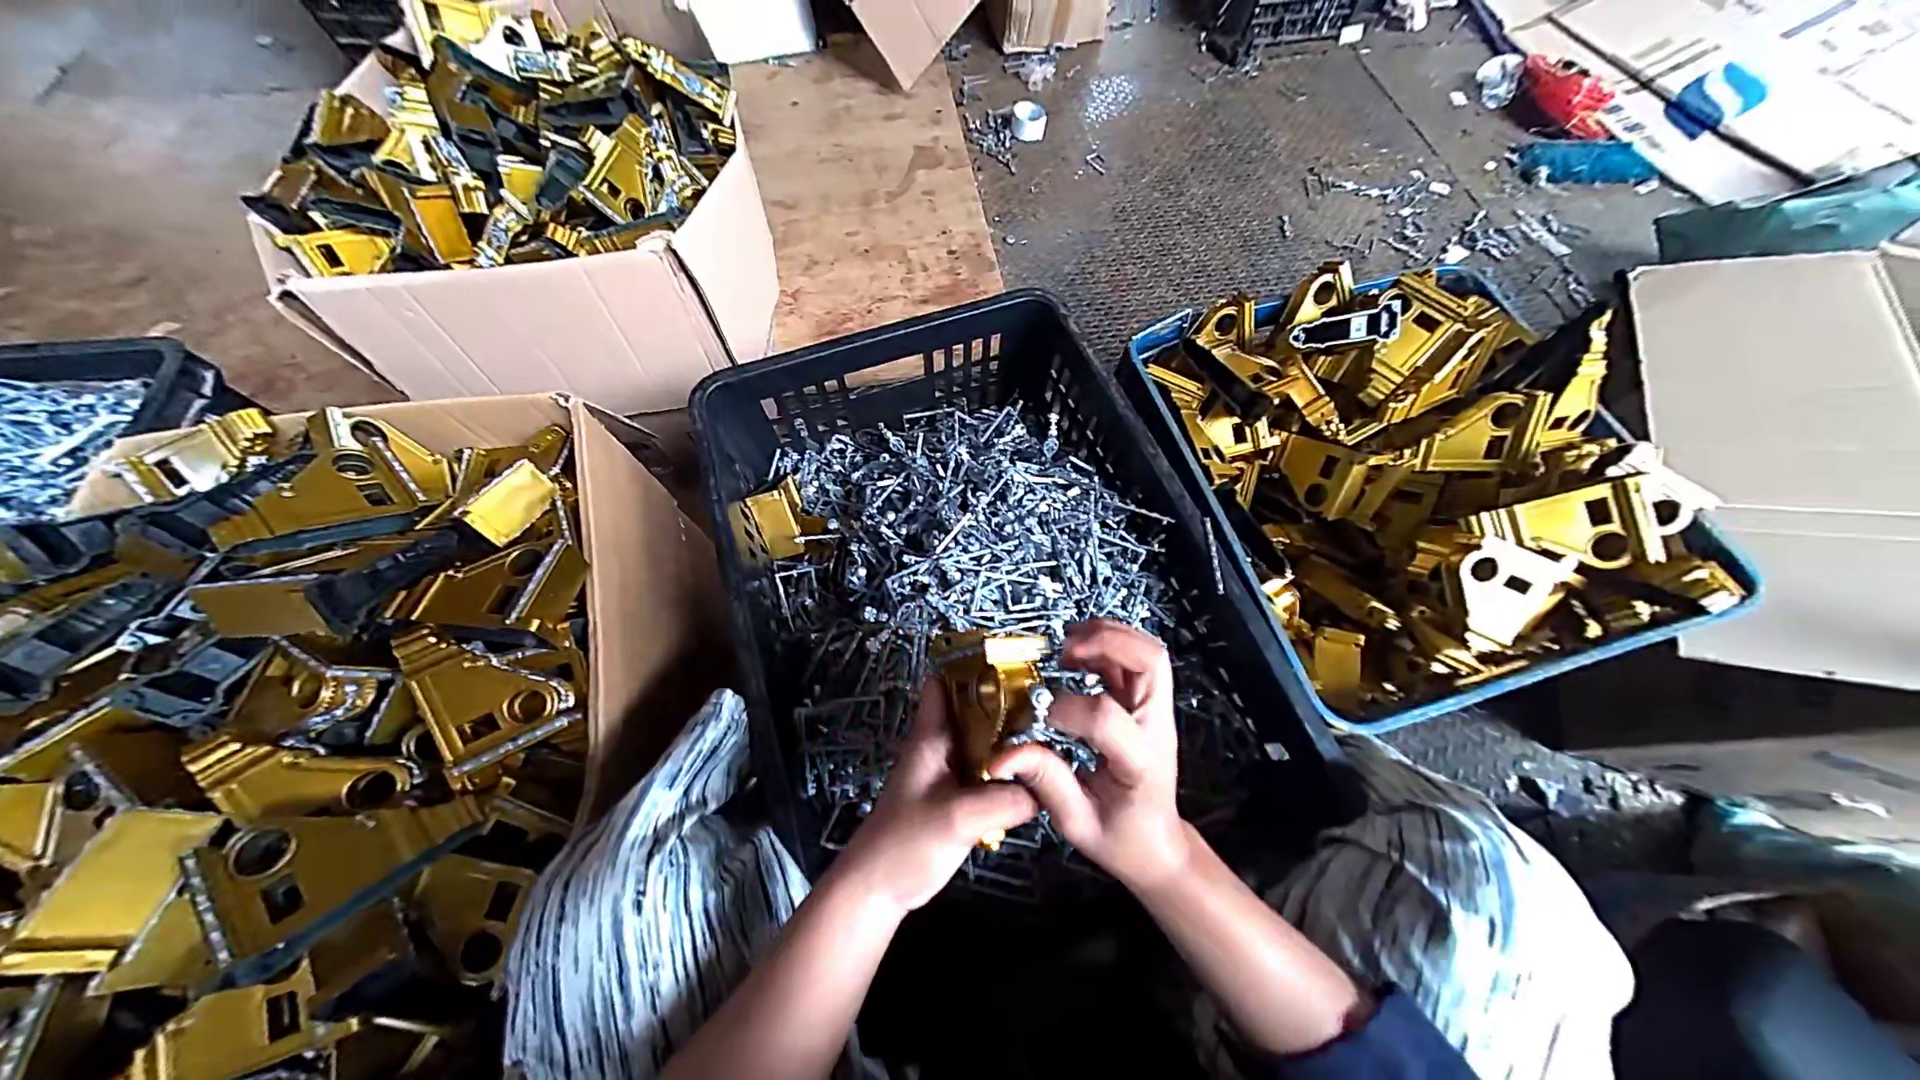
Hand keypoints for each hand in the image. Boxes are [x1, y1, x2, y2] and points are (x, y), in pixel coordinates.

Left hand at [830, 679, 1038, 914]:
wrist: (878, 889)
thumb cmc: (906, 843)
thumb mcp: (959, 818)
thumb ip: (1004, 801)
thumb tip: (1042, 791)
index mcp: (930, 737)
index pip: (944, 683)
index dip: (973, 667)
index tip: (1014, 664)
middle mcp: (939, 747)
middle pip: (973, 710)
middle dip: (1005, 704)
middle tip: (1046, 707)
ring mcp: (946, 773)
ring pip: (982, 743)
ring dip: (1008, 741)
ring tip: (1048, 739)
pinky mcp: (954, 799)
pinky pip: (985, 773)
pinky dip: (1005, 771)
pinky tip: (1031, 779)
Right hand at [988, 619, 1191, 892]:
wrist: (1158, 846)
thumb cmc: (1122, 839)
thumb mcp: (1078, 822)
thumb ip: (1045, 782)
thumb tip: (1005, 755)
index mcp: (1140, 762)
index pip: (1108, 718)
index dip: (1067, 710)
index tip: (1039, 716)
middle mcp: (1157, 727)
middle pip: (1149, 661)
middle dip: (1106, 643)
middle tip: (1064, 651)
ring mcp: (1157, 712)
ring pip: (1147, 652)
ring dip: (1107, 638)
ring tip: (1066, 647)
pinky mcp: (1148, 705)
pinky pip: (1136, 659)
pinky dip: (1106, 646)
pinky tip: (1075, 656)